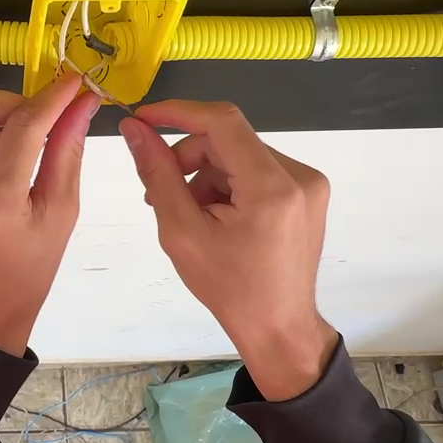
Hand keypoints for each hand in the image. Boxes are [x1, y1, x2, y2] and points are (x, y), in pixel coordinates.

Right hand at [119, 100, 338, 399]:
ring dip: (206, 175)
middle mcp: (299, 176)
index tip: (142, 119)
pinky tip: (215, 217)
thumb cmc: (229, 289)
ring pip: (238, 155)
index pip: (222, 122)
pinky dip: (227, 184)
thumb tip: (134, 130)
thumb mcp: (181, 232)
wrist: (278, 329)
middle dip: (188, 159)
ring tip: (189, 215)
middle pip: (228, 140)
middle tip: (160, 193)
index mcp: (272, 187)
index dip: (177, 112)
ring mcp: (308, 184)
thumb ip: (157, 174)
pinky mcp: (307, 192)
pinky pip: (255, 170)